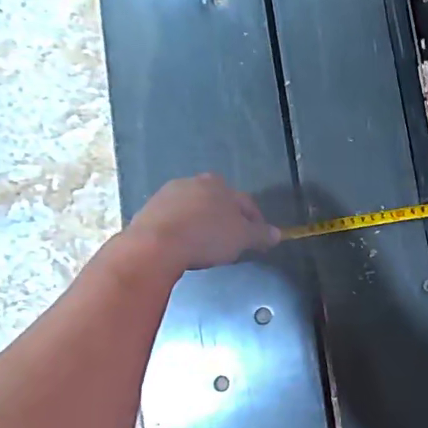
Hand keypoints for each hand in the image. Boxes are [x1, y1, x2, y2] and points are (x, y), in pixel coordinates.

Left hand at [124, 173, 280, 271]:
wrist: (155, 245)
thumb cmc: (206, 237)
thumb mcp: (242, 239)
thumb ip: (261, 234)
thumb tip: (277, 233)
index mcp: (220, 185)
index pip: (246, 203)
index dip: (256, 222)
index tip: (258, 239)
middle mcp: (194, 182)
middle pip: (219, 202)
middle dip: (227, 219)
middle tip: (232, 241)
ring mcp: (169, 194)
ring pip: (195, 208)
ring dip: (203, 222)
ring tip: (206, 245)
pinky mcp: (149, 209)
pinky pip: (175, 218)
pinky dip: (183, 229)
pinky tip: (184, 245)